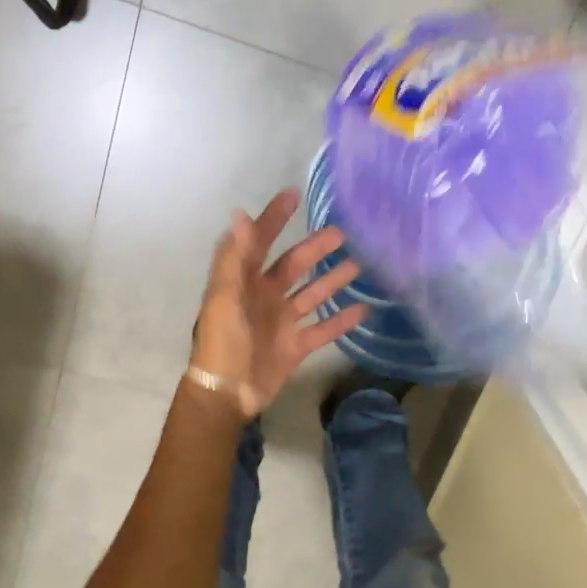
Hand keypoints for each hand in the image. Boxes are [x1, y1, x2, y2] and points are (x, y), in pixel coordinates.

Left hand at [190, 188, 368, 417]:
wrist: (227, 392)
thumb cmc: (221, 342)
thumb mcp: (224, 297)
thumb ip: (234, 257)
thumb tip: (240, 214)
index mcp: (243, 281)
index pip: (259, 242)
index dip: (273, 218)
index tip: (294, 195)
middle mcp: (264, 296)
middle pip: (293, 265)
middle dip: (315, 248)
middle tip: (342, 234)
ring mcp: (282, 321)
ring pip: (312, 293)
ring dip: (333, 279)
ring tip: (359, 265)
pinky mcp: (296, 346)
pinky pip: (323, 328)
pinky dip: (343, 319)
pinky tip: (364, 308)